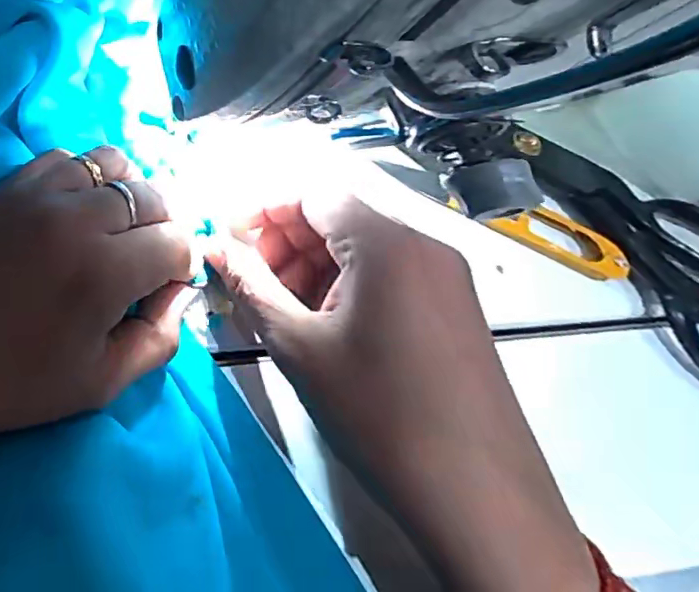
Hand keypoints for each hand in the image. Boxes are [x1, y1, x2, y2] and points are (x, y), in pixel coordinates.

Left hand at [0, 146, 195, 435]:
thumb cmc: (10, 380)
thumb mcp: (98, 384)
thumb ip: (156, 340)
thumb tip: (180, 293)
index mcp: (105, 272)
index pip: (176, 241)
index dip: (179, 267)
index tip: (160, 287)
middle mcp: (79, 219)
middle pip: (152, 197)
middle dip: (161, 227)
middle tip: (142, 258)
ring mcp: (41, 193)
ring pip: (114, 163)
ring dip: (129, 191)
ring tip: (114, 223)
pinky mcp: (11, 184)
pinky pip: (67, 157)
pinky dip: (85, 175)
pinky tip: (75, 206)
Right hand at [207, 196, 597, 591]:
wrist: (482, 504)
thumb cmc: (380, 416)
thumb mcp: (298, 347)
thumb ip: (249, 287)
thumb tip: (215, 248)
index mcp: (387, 242)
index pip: (313, 195)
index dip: (264, 213)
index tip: (232, 242)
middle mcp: (423, 244)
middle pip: (338, 217)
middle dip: (286, 243)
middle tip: (252, 284)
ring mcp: (446, 276)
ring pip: (362, 247)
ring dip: (313, 267)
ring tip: (282, 311)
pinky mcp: (455, 307)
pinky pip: (389, 274)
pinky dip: (348, 286)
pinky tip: (325, 327)